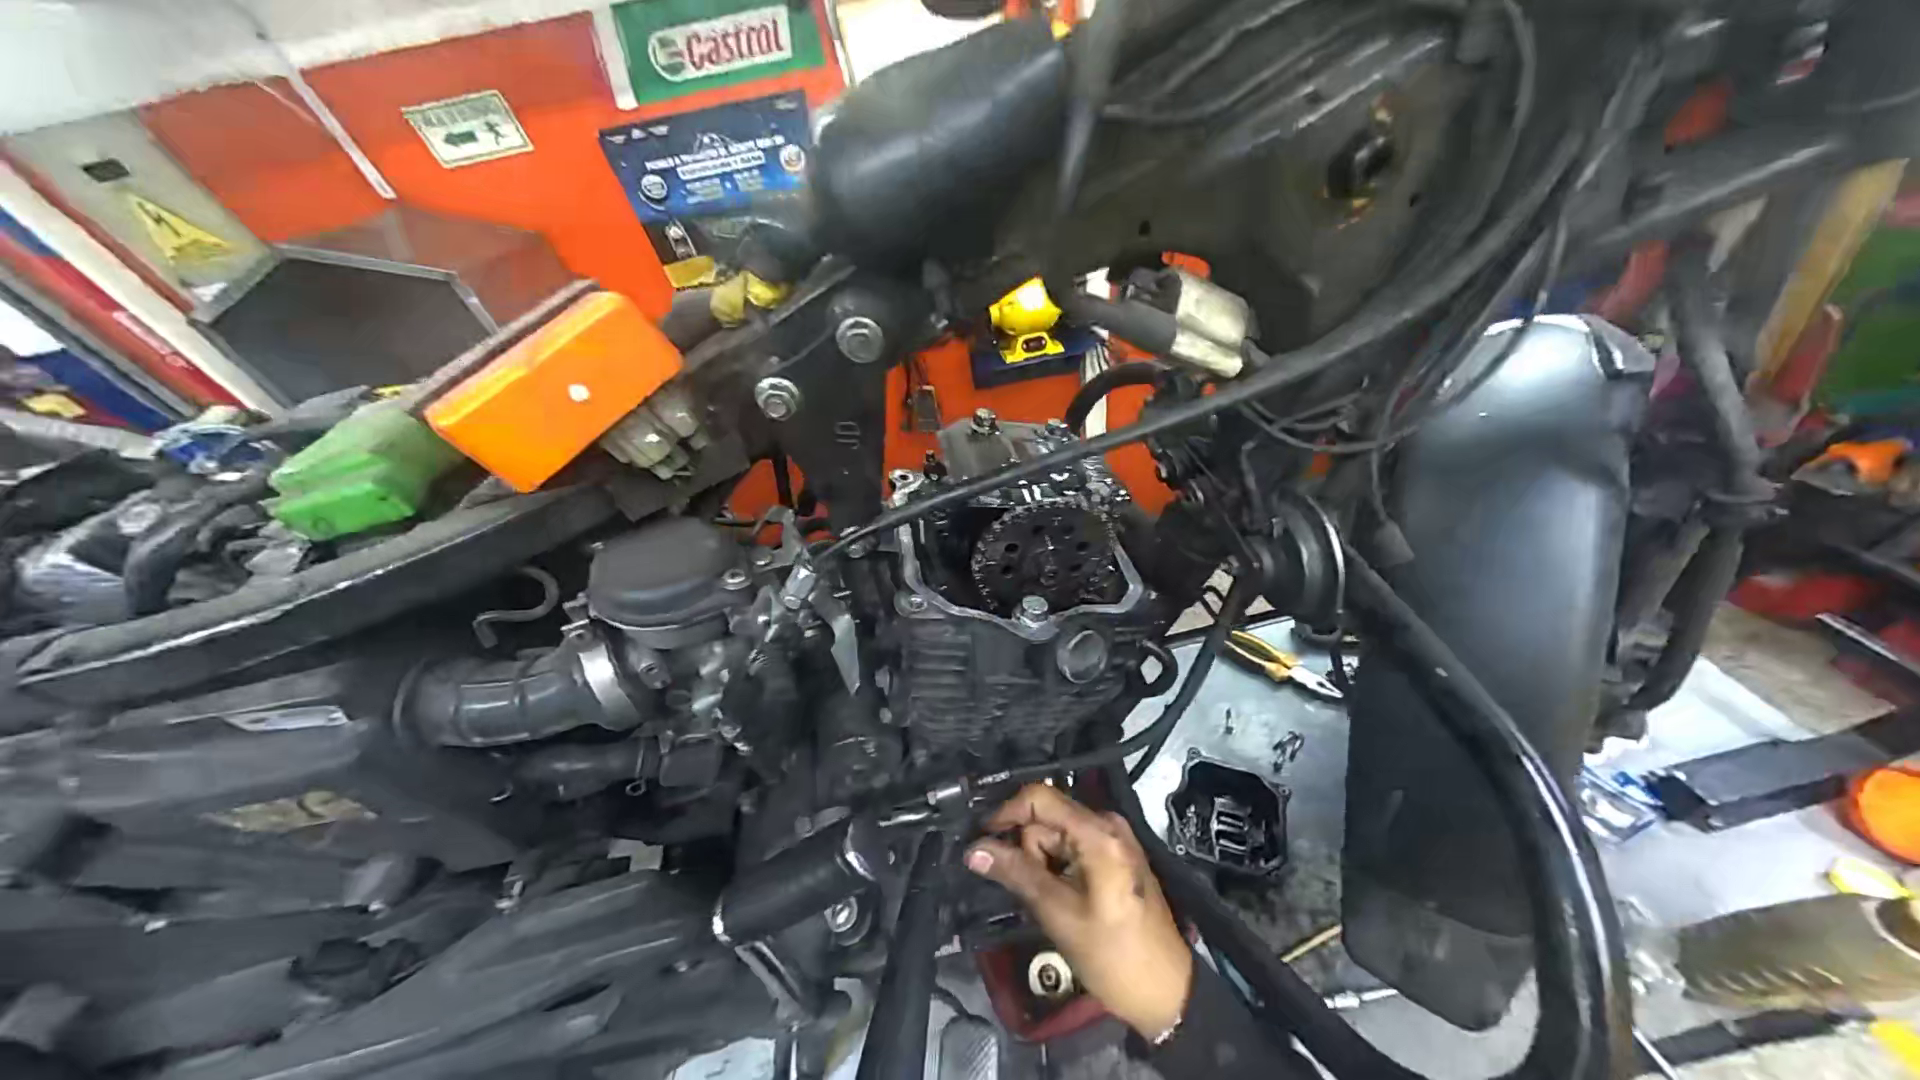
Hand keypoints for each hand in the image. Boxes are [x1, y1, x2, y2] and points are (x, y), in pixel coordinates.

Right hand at [964, 784, 1192, 1038]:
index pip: (1040, 798)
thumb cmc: (1113, 955)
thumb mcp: (1058, 913)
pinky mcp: (1113, 855)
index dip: (1006, 814)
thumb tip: (972, 849)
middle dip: (1030, 852)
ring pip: (1054, 836)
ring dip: (1043, 865)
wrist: (1165, 993)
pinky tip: (1064, 899)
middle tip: (1039, 895)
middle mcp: (1107, 823)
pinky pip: (1070, 847)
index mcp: (1098, 832)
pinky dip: (1057, 868)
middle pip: (1045, 819)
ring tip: (1055, 904)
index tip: (983, 842)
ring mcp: (1113, 838)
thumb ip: (1015, 873)